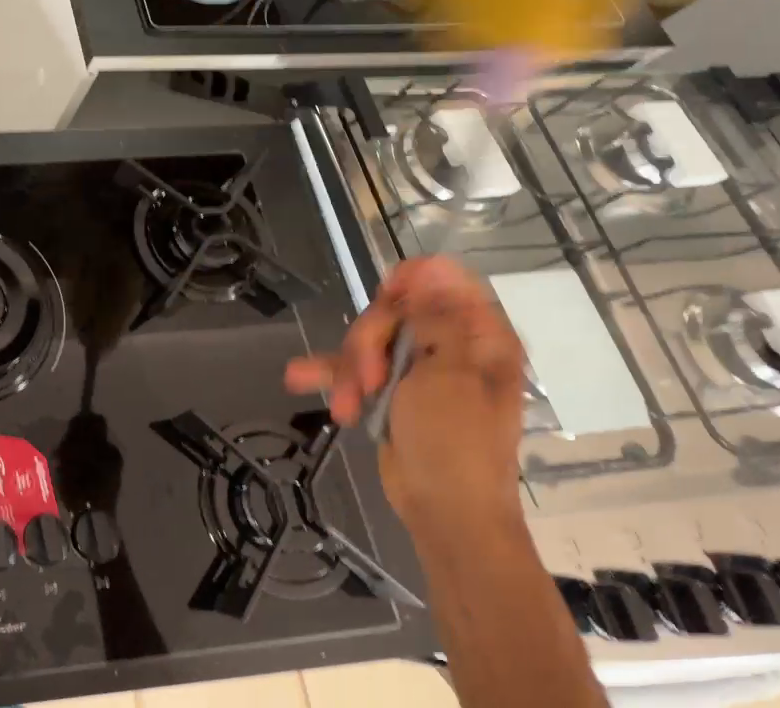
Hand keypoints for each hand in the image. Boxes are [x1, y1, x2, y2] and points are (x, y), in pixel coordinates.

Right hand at [285, 256, 527, 543]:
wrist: (446, 511)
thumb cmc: (456, 444)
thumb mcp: (446, 374)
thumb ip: (435, 319)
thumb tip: (432, 269)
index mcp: (478, 338)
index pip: (445, 284)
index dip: (411, 283)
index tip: (385, 297)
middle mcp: (451, 346)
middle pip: (394, 312)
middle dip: (368, 341)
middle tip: (367, 377)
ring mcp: (419, 370)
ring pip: (369, 341)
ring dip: (349, 369)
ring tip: (346, 404)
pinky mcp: (392, 392)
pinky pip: (356, 370)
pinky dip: (333, 376)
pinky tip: (300, 377)